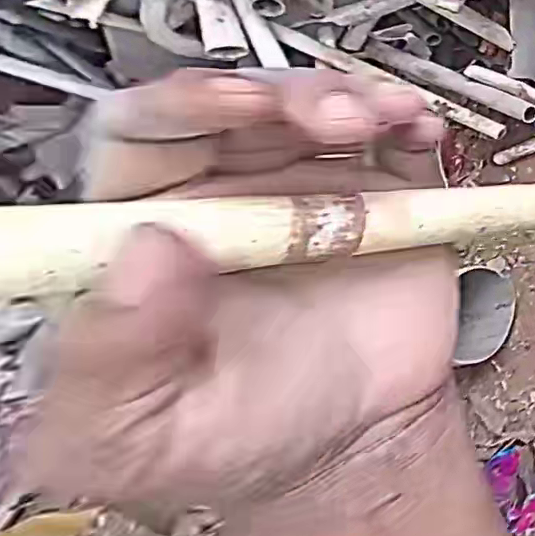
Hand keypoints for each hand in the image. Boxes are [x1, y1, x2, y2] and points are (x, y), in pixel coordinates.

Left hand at [24, 69, 459, 511]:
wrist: (358, 440)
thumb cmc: (237, 438)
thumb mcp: (131, 430)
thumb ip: (112, 354)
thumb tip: (144, 250)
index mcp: (162, 229)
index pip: (154, 135)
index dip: (190, 103)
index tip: (238, 103)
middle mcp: (246, 198)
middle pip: (258, 108)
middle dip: (297, 95)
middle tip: (336, 120)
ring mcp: (328, 194)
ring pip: (336, 113)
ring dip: (362, 100)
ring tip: (388, 119)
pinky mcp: (396, 203)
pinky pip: (406, 150)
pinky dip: (417, 128)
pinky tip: (422, 130)